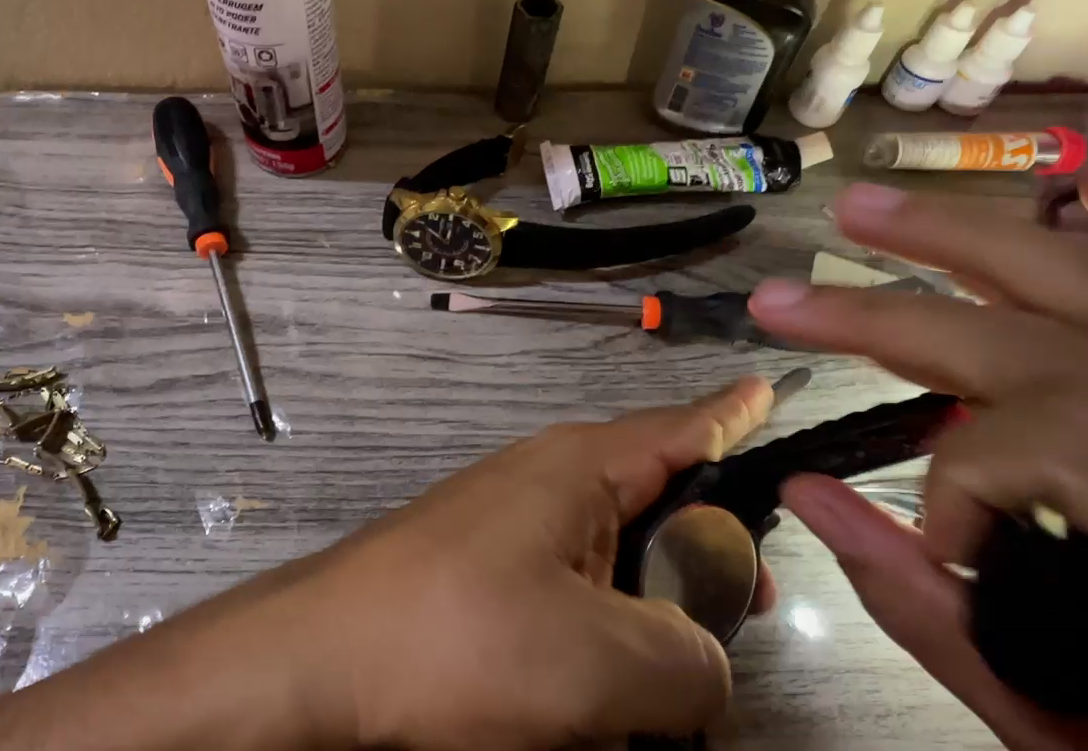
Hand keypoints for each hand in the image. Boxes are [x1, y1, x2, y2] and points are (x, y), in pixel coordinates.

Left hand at [313, 377, 777, 748]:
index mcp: (581, 467)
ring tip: (660, 684)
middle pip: (657, 500)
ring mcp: (510, 530)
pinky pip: (568, 597)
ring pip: (614, 563)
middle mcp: (546, 482)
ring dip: (647, 615)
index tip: (773, 390)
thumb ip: (691, 659)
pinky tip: (592, 698)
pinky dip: (595, 642)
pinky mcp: (483, 578)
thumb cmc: (460, 639)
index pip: (683, 427)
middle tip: (745, 605)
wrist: (314, 666)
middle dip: (706, 553)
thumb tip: (704, 663)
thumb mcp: (603, 662)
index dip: (736, 413)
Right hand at [749, 163, 1087, 749]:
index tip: (942, 555)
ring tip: (866, 209)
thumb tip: (807, 494)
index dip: (961, 487)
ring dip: (971, 239)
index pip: (1064, 451)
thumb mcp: (1075, 739)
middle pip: (1042, 340)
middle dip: (888, 317)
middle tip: (778, 303)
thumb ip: (933, 620)